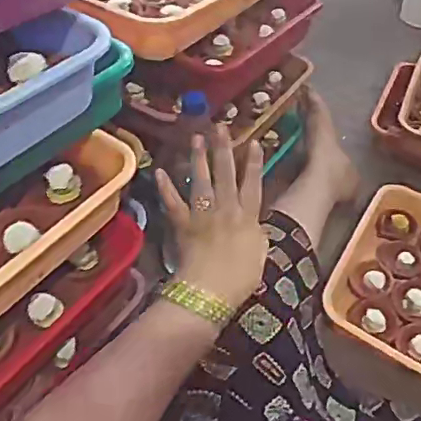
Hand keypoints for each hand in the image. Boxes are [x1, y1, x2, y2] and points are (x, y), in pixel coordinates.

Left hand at [156, 129, 266, 311]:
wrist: (209, 293)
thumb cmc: (240, 280)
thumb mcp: (261, 256)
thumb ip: (259, 236)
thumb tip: (257, 225)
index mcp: (248, 217)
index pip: (253, 184)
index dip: (254, 163)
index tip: (254, 142)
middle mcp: (226, 209)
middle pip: (225, 174)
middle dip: (224, 148)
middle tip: (220, 127)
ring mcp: (202, 215)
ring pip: (200, 181)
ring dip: (198, 158)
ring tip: (196, 138)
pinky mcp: (182, 225)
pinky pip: (173, 203)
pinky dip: (166, 188)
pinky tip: (160, 172)